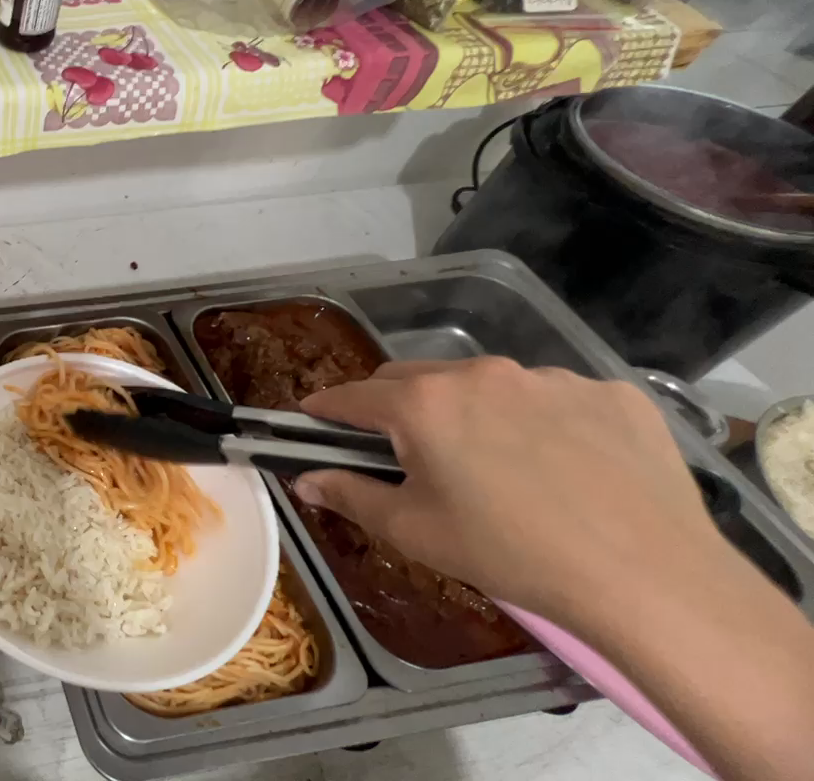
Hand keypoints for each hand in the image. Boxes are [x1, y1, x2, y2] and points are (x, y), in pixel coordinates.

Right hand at [293, 357, 719, 627]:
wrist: (653, 583)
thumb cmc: (511, 555)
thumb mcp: (414, 531)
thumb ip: (349, 494)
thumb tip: (304, 480)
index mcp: (422, 403)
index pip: (352, 395)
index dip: (327, 410)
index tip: (314, 420)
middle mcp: (479, 374)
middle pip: (414, 378)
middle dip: (397, 406)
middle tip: (409, 452)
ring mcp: (551, 378)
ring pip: (484, 385)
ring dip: (471, 410)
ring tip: (496, 463)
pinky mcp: (612, 394)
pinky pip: (554, 397)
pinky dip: (541, 420)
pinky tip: (562, 465)